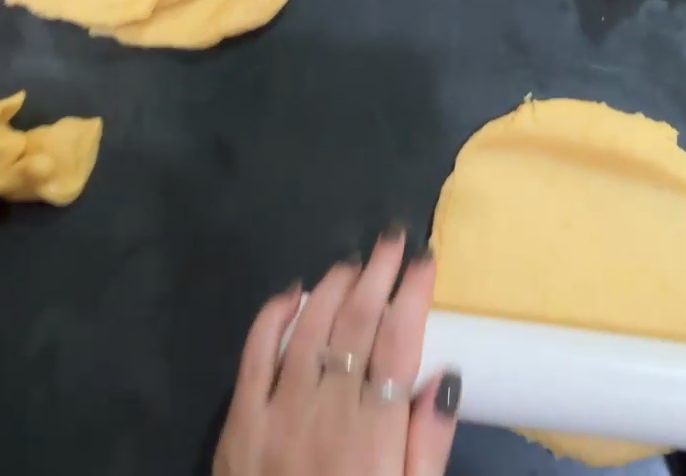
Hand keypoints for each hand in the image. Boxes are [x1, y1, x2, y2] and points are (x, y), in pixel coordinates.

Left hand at [213, 228, 460, 475]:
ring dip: (335, 285)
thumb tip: (445, 378)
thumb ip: (428, 446)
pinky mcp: (240, 421)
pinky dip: (273, 316)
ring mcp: (279, 411)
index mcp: (374, 433)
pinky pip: (254, 353)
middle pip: (358, 322)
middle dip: (379, 272)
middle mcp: (327, 410)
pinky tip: (292, 293)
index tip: (426, 259)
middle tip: (393, 239)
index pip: (399, 341)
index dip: (413, 293)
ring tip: (355, 262)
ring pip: (311, 326)